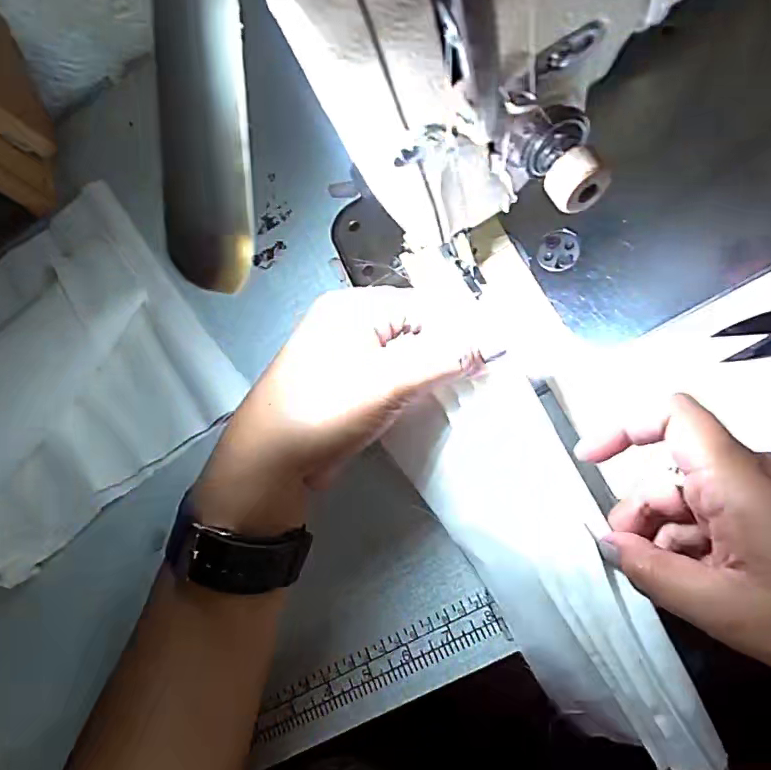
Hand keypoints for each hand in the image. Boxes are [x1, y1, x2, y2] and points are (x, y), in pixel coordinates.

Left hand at [193, 287, 485, 533]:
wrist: (271, 463)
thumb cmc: (320, 414)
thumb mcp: (389, 381)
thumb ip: (445, 357)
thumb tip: (492, 343)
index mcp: (356, 307)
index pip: (429, 306)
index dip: (466, 329)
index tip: (499, 355)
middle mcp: (354, 324)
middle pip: (423, 329)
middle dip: (455, 352)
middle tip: (487, 376)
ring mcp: (352, 356)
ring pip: (413, 355)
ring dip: (439, 373)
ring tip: (467, 391)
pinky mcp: (354, 386)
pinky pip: (399, 378)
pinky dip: (421, 388)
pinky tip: (437, 403)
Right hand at [577, 394, 770, 765]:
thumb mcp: (725, 608)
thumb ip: (654, 571)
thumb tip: (608, 543)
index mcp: (737, 478)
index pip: (672, 415)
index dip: (622, 427)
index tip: (587, 463)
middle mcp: (758, 474)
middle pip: (677, 472)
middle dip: (641, 515)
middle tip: (631, 571)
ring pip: (704, 503)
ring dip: (674, 541)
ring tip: (674, 594)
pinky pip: (735, 522)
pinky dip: (708, 551)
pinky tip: (709, 594)